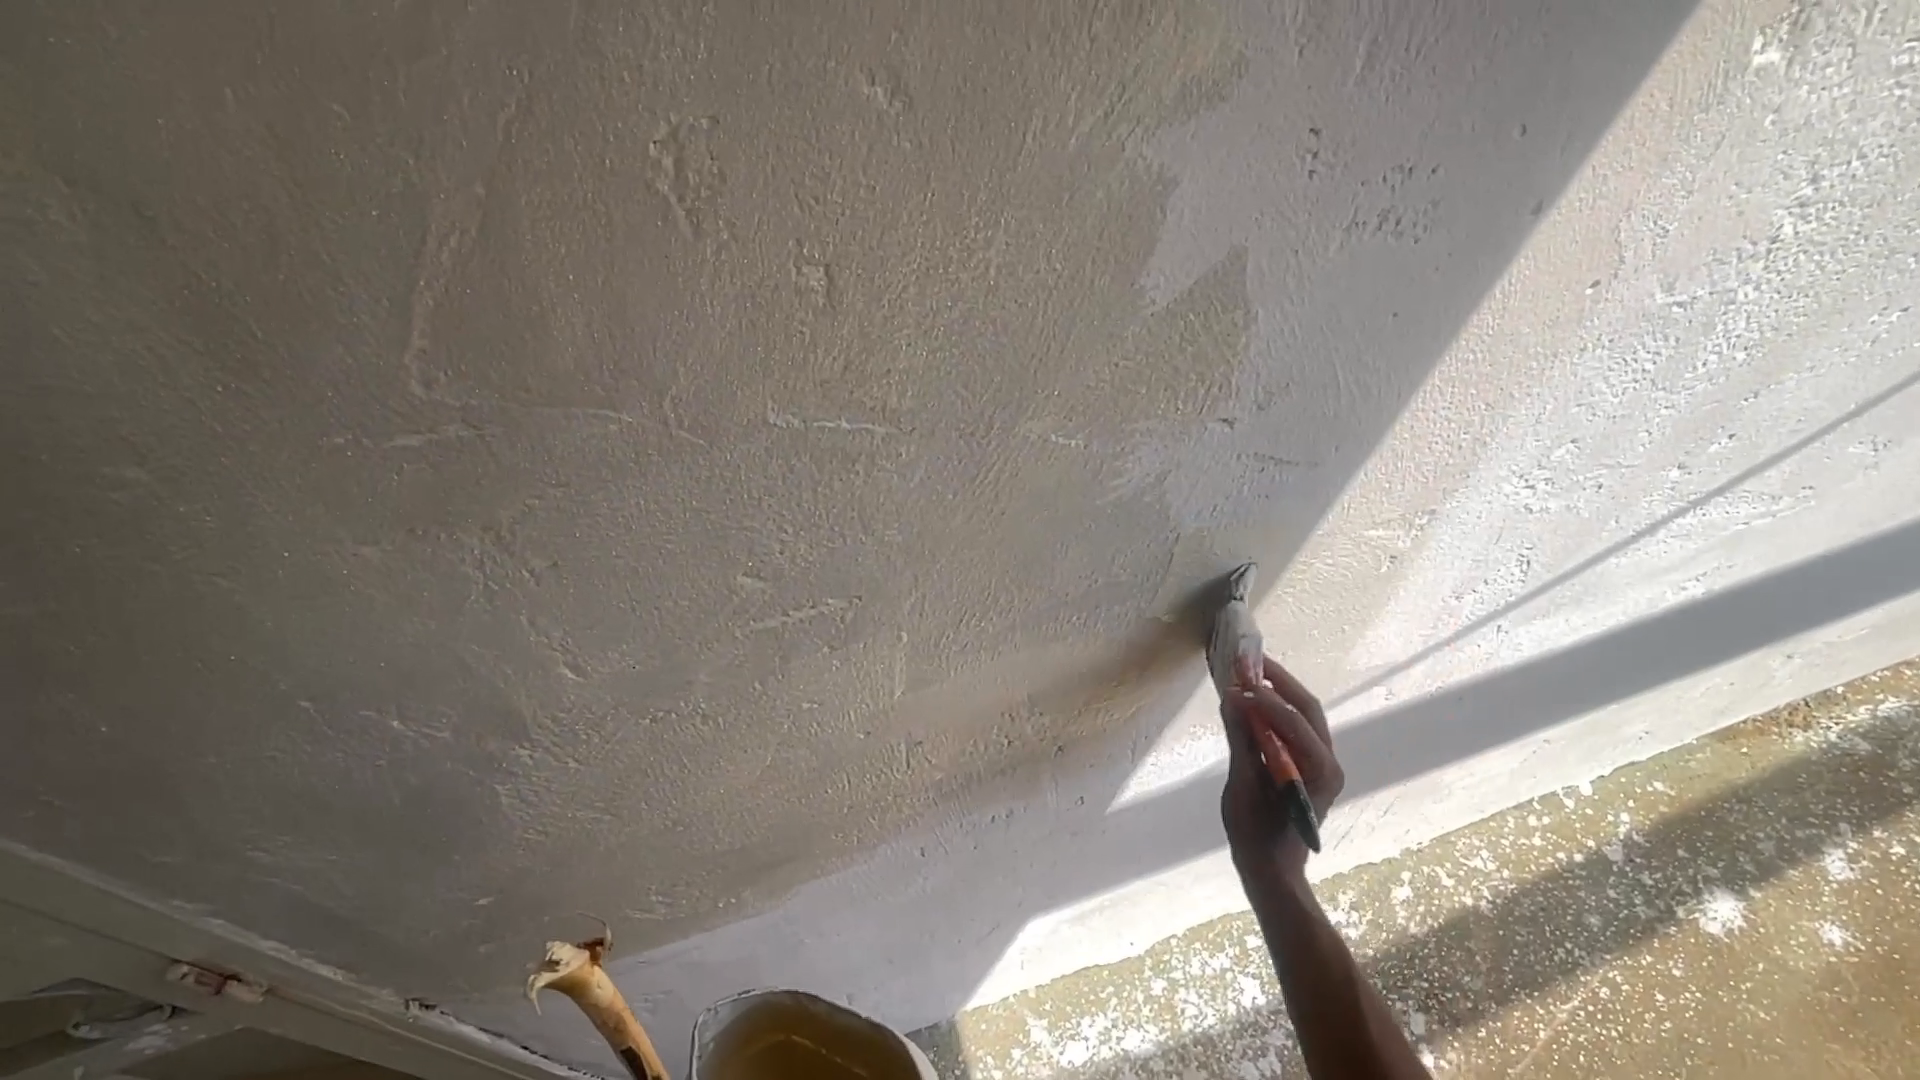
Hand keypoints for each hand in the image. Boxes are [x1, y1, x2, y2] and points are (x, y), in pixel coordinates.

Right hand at [1220, 655, 1343, 880]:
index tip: (1236, 682)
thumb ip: (1241, 740)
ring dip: (1278, 690)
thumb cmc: (1256, 836)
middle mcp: (1329, 762)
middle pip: (1307, 708)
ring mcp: (1322, 762)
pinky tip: (1253, 699)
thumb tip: (1232, 697)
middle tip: (1246, 660)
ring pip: (1305, 714)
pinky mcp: (1310, 764)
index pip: (1295, 722)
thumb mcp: (1242, 788)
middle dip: (1278, 681)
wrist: (1272, 870)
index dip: (1266, 699)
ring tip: (1248, 671)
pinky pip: (1296, 726)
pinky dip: (1276, 708)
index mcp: (1320, 772)